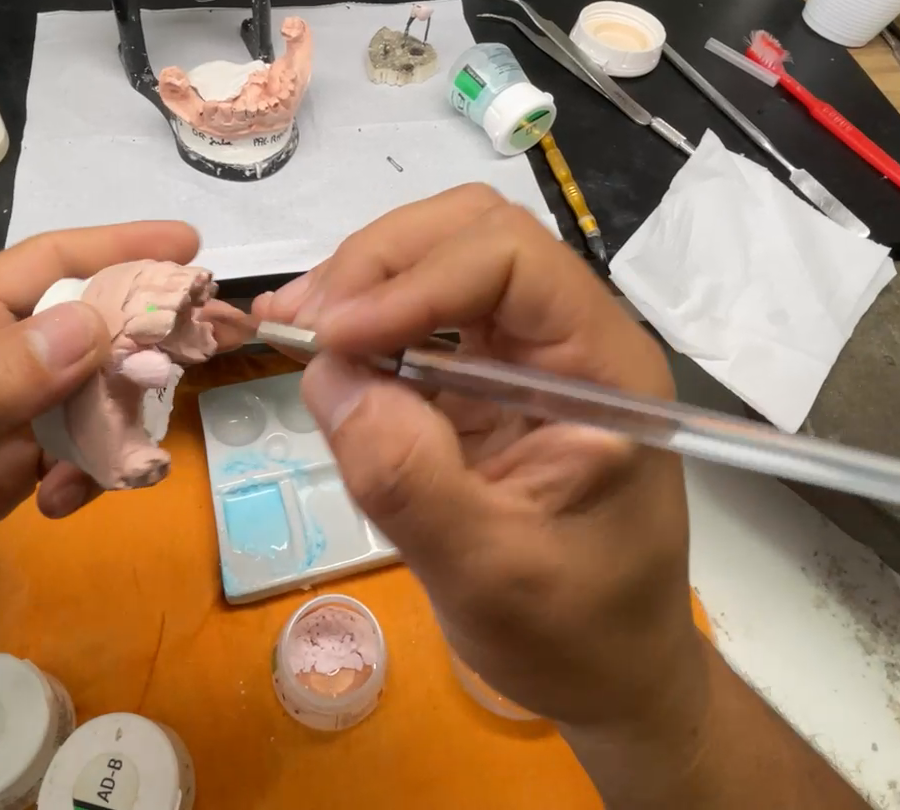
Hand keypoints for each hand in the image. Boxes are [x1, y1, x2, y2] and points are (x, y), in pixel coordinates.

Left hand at [0, 223, 198, 691]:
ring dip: (118, 417)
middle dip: (140, 338)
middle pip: (77, 336)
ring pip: (80, 402)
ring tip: (138, 448)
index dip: (113, 249)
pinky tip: (70, 503)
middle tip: (205, 348)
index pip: (41, 271)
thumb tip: (93, 323)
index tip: (185, 245)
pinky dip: (86, 474)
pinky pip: (64, 461)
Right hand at [252, 186, 700, 731]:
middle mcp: (568, 333)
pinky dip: (362, 314)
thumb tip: (328, 376)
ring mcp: (525, 347)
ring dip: (362, 279)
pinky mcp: (484, 370)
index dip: (418, 281)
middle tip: (306, 322)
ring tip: (293, 324)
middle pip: (473, 233)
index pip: (513, 261)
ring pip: (441, 255)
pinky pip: (420, 309)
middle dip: (380, 263)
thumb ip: (409, 479)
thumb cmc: (574, 630)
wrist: (606, 666)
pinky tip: (315, 341)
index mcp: (602, 366)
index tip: (336, 338)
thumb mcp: (488, 575)